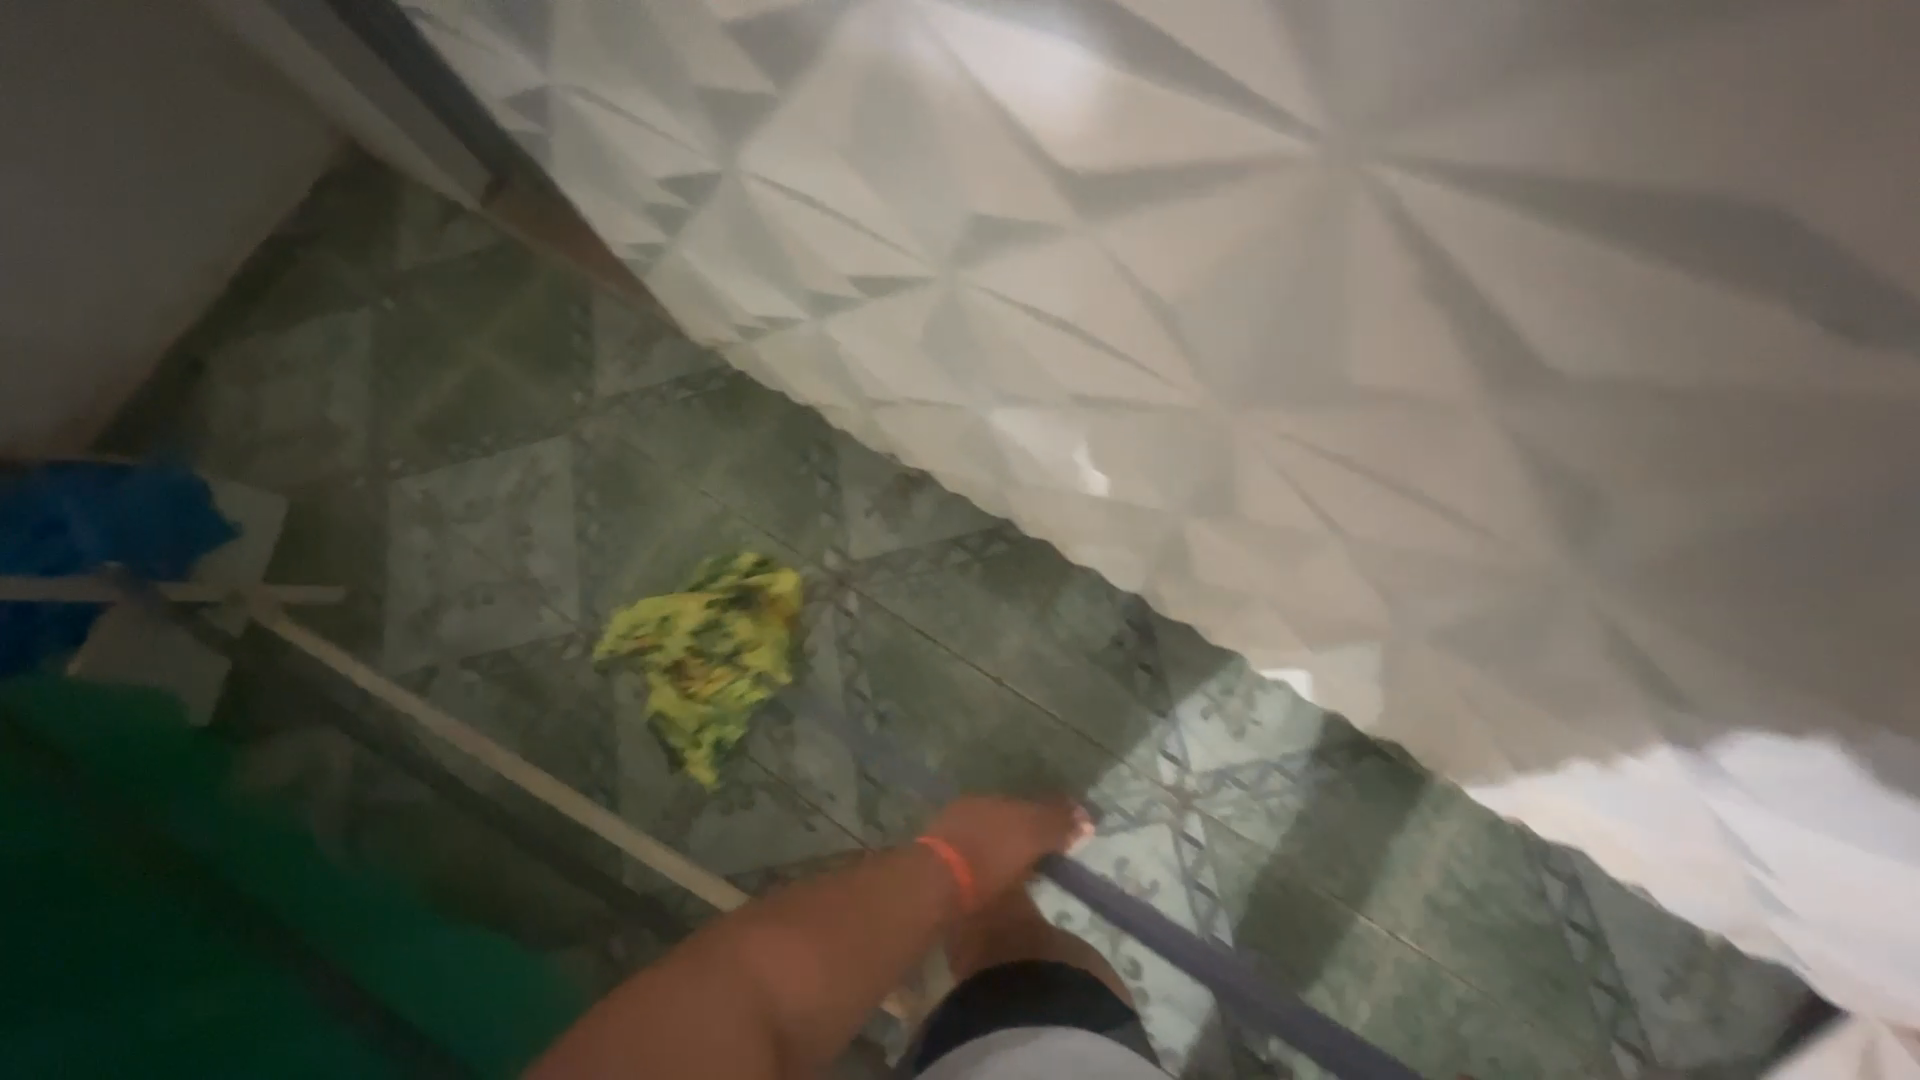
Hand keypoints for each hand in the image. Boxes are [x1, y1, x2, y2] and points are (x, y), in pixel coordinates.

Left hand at [922, 795, 1091, 902]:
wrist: (933, 882)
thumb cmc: (988, 857)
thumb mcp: (1031, 836)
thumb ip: (1058, 824)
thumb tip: (1086, 819)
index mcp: (996, 800)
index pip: (1030, 805)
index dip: (1051, 819)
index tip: (1066, 838)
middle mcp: (973, 807)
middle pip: (1007, 818)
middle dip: (1024, 833)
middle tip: (1042, 856)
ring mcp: (950, 829)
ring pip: (986, 835)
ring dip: (1002, 848)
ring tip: (1018, 872)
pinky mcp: (936, 856)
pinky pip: (970, 855)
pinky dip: (984, 863)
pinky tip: (989, 880)